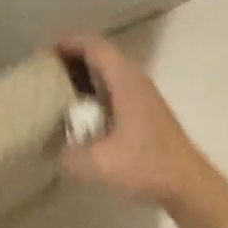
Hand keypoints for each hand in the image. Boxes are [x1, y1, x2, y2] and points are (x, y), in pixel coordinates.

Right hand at [57, 34, 215, 207]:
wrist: (187, 184)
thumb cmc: (146, 167)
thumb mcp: (99, 164)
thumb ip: (70, 155)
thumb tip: (59, 151)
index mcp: (125, 81)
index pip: (93, 46)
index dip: (66, 43)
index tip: (40, 55)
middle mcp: (135, 81)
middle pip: (100, 55)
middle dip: (70, 58)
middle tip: (42, 73)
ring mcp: (143, 96)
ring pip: (108, 73)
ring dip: (82, 76)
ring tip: (55, 91)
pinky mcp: (145, 112)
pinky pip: (114, 90)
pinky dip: (93, 93)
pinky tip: (79, 114)